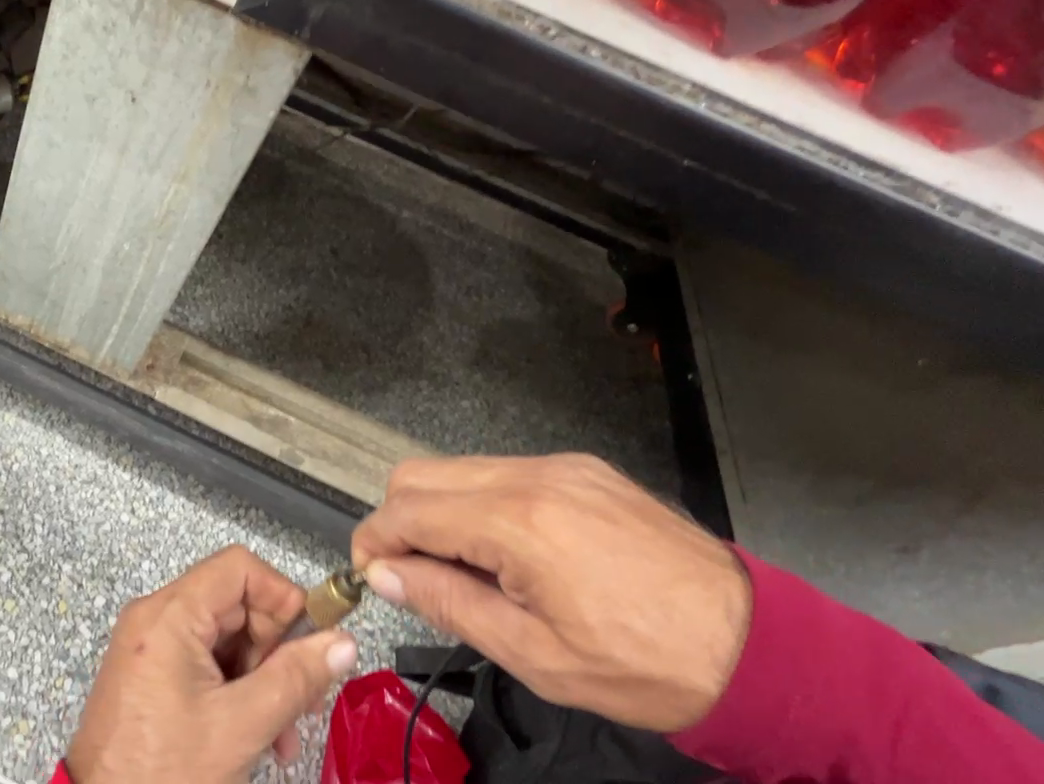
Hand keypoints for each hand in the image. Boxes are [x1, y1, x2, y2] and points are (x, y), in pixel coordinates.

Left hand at [67, 545, 360, 782]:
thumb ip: (295, 679)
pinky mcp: (151, 673)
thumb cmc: (161, 773)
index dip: (283, 598)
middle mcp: (155, 617)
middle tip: (303, 700)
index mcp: (170, 614)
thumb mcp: (240, 725)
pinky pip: (206, 661)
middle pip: (236, 602)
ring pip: (226, 637)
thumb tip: (342, 643)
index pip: (239, 567)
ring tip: (282, 733)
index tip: (310, 644)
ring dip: (262, 678)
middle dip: (276, 649)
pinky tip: (257, 733)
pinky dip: (237, 689)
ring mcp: (151, 645)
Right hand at [351, 454, 750, 732]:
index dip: (373, 542)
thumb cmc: (645, 666)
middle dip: (398, 521)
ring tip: (467, 569)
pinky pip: (502, 472)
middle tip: (413, 575)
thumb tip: (385, 574)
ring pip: (458, 469)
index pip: (406, 510)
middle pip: (418, 474)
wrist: (761, 649)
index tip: (372, 576)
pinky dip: (481, 504)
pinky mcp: (583, 469)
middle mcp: (532, 475)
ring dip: (439, 512)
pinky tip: (509, 551)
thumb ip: (448, 603)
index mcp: (516, 523)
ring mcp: (561, 466)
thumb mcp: (535, 654)